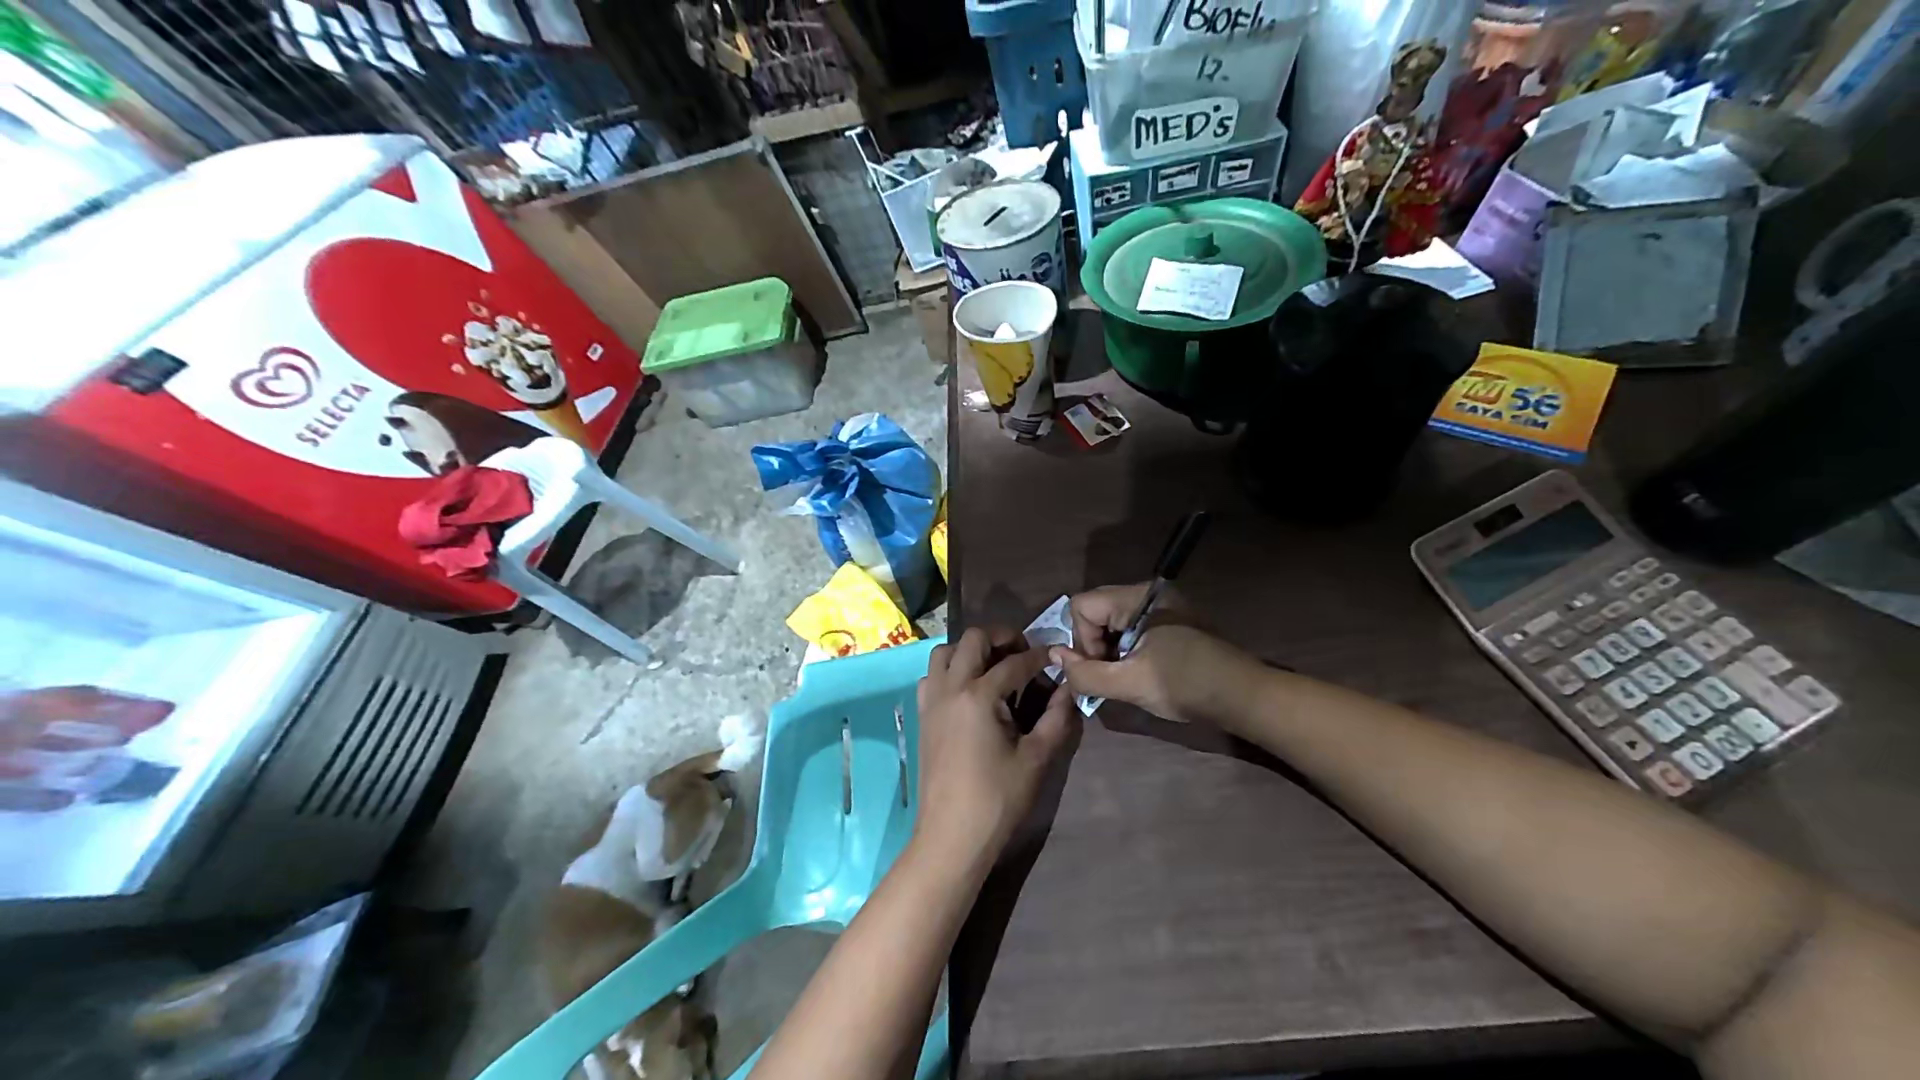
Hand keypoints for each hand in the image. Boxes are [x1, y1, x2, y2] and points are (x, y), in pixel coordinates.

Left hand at [914, 629, 1078, 869]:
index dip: (1040, 656)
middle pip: (974, 639)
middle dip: (1002, 638)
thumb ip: (1056, 718)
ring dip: (971, 650)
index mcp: (979, 695)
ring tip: (994, 667)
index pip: (1015, 662)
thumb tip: (1068, 689)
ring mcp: (931, 700)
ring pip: (946, 652)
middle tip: (1024, 654)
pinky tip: (969, 691)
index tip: (1057, 657)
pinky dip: (950, 670)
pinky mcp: (922, 715)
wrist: (951, 835)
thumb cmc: (997, 799)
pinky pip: (932, 676)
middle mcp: (951, 687)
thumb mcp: (1036, 758)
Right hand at [1051, 583, 1265, 725]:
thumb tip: (1054, 657)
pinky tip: (1141, 674)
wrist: (1246, 697)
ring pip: (1112, 623)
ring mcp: (1161, 607)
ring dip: (1110, 652)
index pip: (1082, 606)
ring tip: (1128, 679)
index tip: (1101, 669)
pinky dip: (1127, 651)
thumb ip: (1086, 673)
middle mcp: (1148, 594)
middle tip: (1113, 678)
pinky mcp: (1171, 623)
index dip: (1082, 640)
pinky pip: (1131, 630)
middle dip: (1094, 647)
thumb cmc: (1187, 685)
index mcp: (1139, 598)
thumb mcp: (1131, 684)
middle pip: (1095, 612)